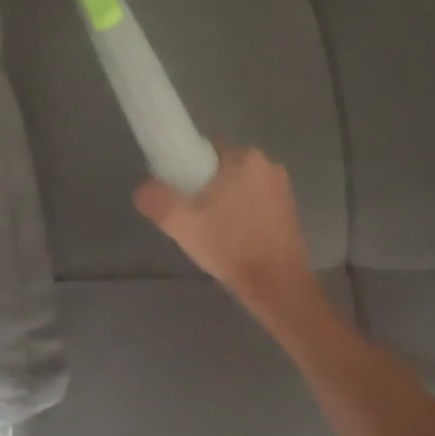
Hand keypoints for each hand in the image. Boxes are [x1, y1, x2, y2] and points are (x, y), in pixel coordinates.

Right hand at [133, 143, 323, 329]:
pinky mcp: (291, 209)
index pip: (206, 150)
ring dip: (226, 201)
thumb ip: (156, 199)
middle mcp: (268, 165)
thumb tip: (143, 188)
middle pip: (223, 168)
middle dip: (207, 187)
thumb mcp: (181, 224)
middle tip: (194, 216)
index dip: (188, 170)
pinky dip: (244, 213)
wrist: (276, 285)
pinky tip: (235, 238)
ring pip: (240, 185)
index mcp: (244, 157)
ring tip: (214, 230)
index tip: (181, 195)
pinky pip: (257, 201)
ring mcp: (283, 188)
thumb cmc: (229, 246)